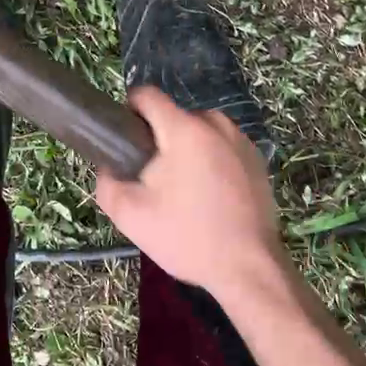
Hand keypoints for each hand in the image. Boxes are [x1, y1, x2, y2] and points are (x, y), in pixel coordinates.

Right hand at [94, 86, 283, 295]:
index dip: (129, 113)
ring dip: (187, 152)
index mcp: (184, 128)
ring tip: (185, 194)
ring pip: (198, 132)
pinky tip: (211, 198)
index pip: (146, 95)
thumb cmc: (188, 237)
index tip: (126, 143)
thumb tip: (109, 166)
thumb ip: (108, 183)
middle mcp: (215, 123)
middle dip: (160, 142)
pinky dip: (211, 162)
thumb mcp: (132, 216)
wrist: (249, 269)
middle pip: (173, 118)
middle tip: (155, 182)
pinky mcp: (257, 159)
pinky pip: (221, 147)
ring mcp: (240, 140)